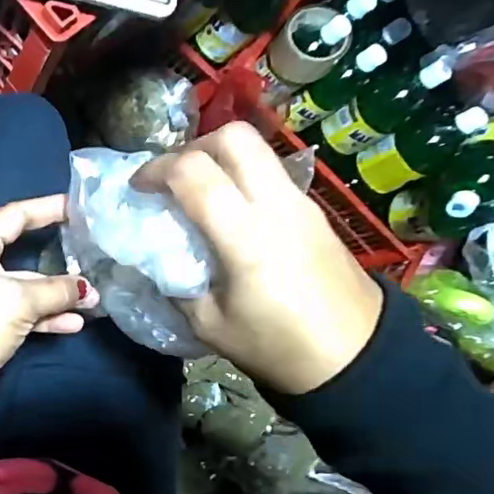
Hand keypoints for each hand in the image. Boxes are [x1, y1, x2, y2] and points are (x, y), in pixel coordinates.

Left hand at [0, 195, 99, 407]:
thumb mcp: (20, 301)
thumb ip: (58, 290)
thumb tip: (89, 290)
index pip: (15, 216)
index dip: (47, 208)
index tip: (77, 206)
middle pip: (25, 254)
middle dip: (60, 263)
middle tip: (93, 254)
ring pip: (28, 287)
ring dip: (58, 296)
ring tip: (93, 301)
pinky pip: (24, 311)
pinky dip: (47, 316)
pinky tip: (74, 323)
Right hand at [131, 123, 383, 393]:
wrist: (355, 356)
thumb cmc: (280, 348)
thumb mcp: (213, 327)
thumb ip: (180, 285)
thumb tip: (161, 260)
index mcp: (246, 236)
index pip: (194, 172)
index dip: (156, 170)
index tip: (139, 188)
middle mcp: (277, 206)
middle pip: (234, 137)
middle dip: (193, 148)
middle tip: (174, 179)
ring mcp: (301, 203)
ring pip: (258, 149)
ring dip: (222, 159)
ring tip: (202, 193)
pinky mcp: (315, 212)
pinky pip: (273, 174)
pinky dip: (245, 177)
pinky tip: (234, 213)